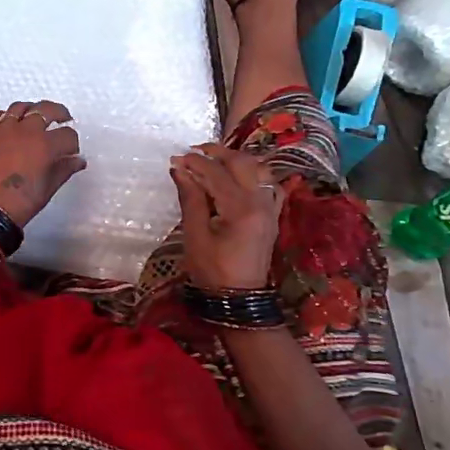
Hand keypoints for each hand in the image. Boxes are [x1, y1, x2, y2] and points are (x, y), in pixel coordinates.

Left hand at [0, 100, 85, 225]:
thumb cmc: (20, 203)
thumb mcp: (48, 189)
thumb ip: (64, 170)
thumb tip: (78, 160)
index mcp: (45, 144)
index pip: (67, 135)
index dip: (73, 144)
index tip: (71, 153)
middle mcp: (24, 130)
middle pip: (46, 109)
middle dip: (59, 113)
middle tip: (63, 119)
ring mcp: (1, 130)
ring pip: (19, 107)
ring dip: (31, 111)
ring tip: (35, 119)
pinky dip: (1, 116)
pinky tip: (6, 124)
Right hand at [170, 144, 282, 288]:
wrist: (239, 299)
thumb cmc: (212, 270)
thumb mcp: (195, 235)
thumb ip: (191, 199)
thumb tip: (180, 169)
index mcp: (241, 208)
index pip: (216, 173)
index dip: (195, 163)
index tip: (176, 158)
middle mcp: (261, 202)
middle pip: (242, 163)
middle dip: (217, 153)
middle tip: (194, 151)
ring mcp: (271, 208)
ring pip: (259, 170)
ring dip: (237, 160)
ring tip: (214, 159)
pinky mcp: (273, 215)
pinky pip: (270, 185)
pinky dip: (255, 174)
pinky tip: (241, 176)